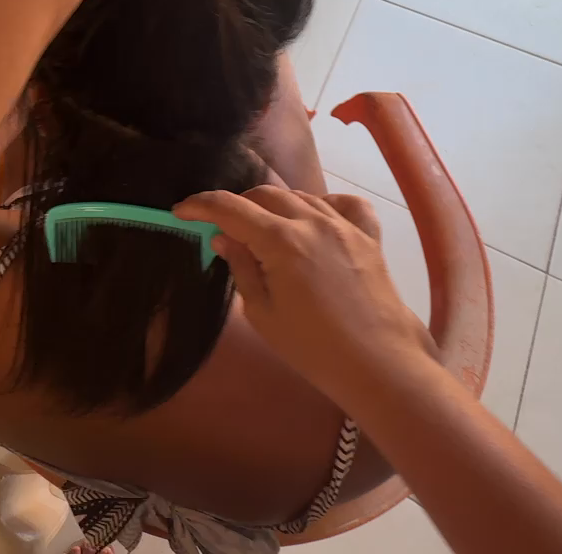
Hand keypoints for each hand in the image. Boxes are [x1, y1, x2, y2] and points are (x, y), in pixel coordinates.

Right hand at [174, 186, 436, 405]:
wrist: (381, 367)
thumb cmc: (314, 348)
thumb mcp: (262, 313)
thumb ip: (241, 266)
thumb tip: (223, 237)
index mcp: (280, 240)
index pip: (228, 207)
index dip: (199, 205)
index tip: (181, 212)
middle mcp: (311, 221)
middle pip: (262, 194)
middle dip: (237, 206)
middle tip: (225, 230)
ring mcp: (343, 225)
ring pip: (298, 196)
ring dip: (273, 206)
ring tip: (265, 230)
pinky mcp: (368, 236)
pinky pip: (343, 203)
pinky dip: (322, 204)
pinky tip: (315, 220)